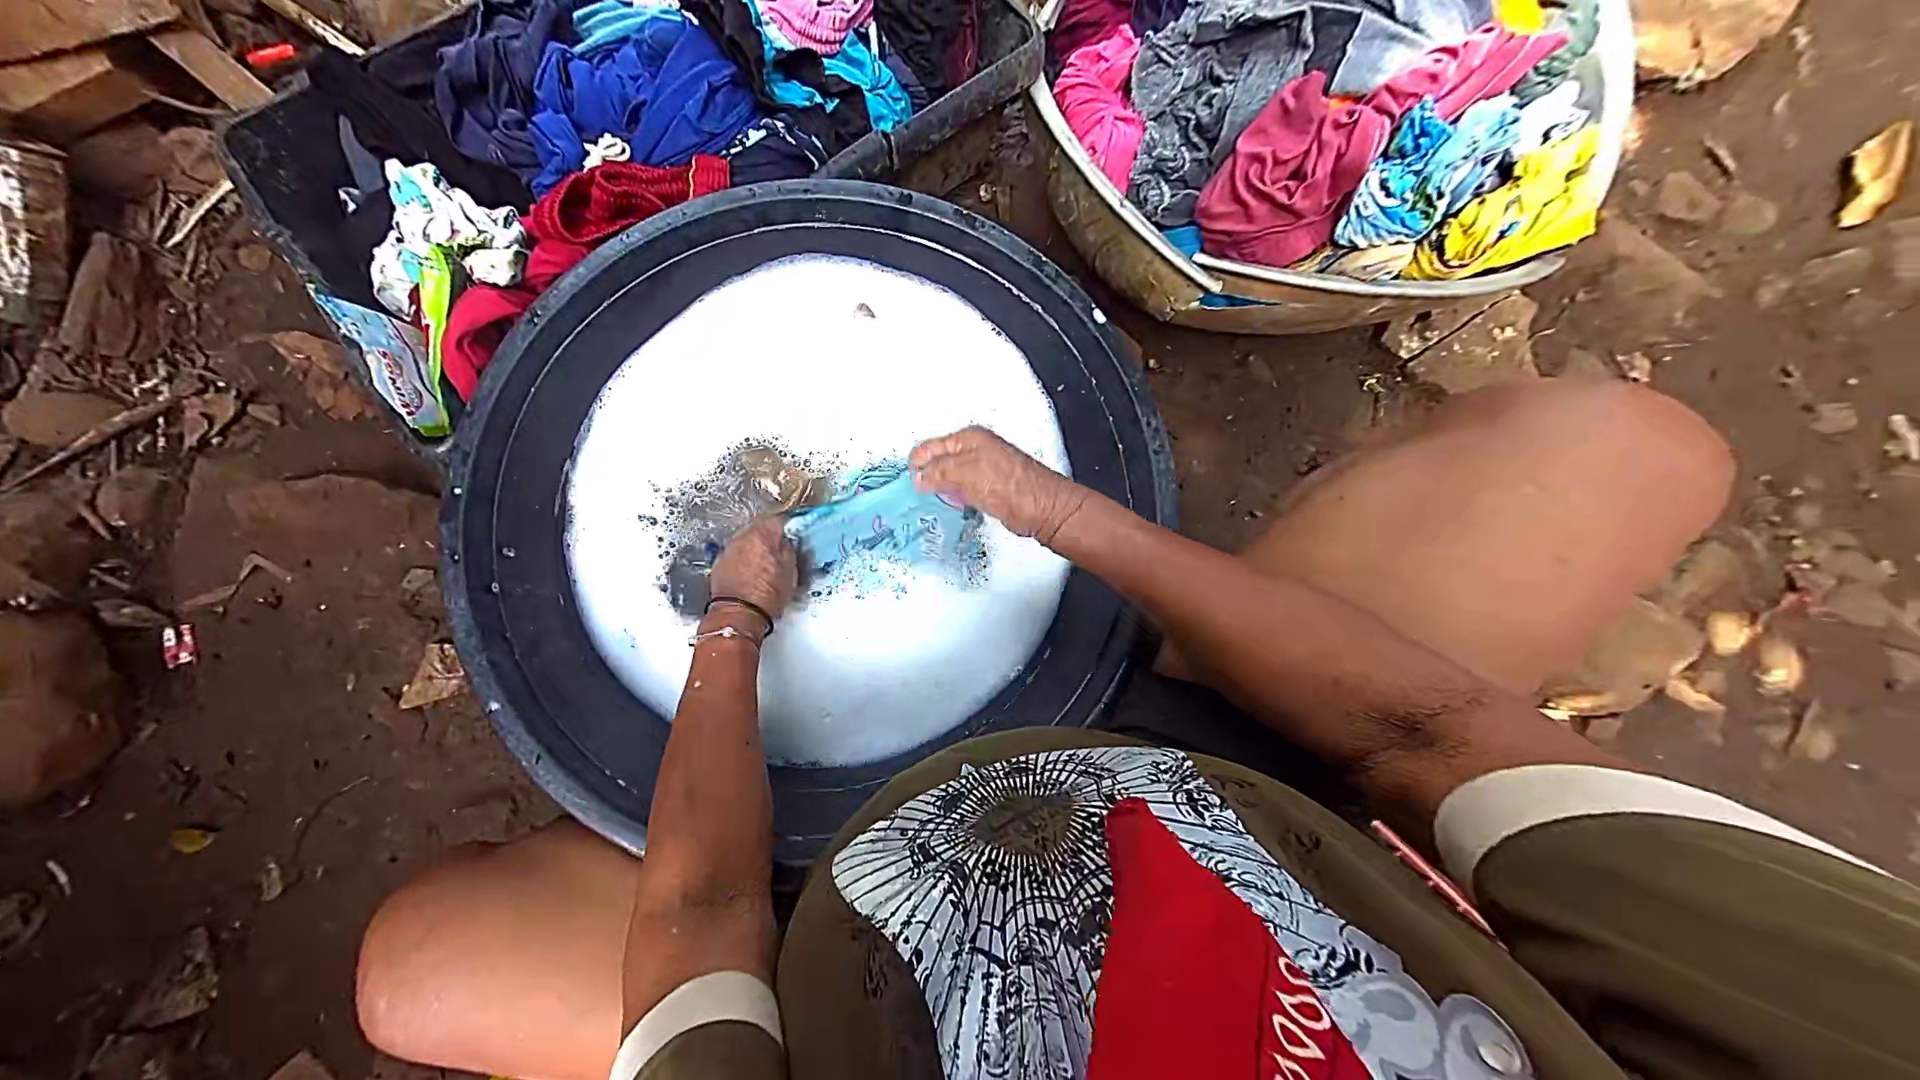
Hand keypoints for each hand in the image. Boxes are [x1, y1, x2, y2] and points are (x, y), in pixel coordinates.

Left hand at [708, 518, 797, 621]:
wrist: (738, 615)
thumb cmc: (765, 596)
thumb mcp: (790, 572)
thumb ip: (789, 549)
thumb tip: (787, 541)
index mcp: (762, 535)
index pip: (777, 519)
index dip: (788, 525)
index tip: (792, 532)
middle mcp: (742, 538)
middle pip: (758, 527)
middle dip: (769, 535)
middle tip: (780, 547)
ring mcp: (728, 550)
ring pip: (745, 539)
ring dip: (755, 546)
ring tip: (765, 562)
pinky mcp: (719, 564)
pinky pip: (735, 553)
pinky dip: (743, 558)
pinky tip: (751, 571)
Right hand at [909, 427, 1088, 544]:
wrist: (1042, 509)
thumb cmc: (1012, 487)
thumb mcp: (966, 473)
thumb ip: (938, 472)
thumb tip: (917, 476)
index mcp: (969, 438)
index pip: (928, 447)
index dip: (916, 465)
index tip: (909, 484)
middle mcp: (975, 449)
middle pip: (937, 461)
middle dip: (926, 476)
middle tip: (918, 494)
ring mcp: (982, 469)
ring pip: (949, 476)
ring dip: (940, 488)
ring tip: (932, 502)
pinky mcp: (988, 488)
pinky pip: (961, 490)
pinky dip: (953, 497)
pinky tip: (952, 506)